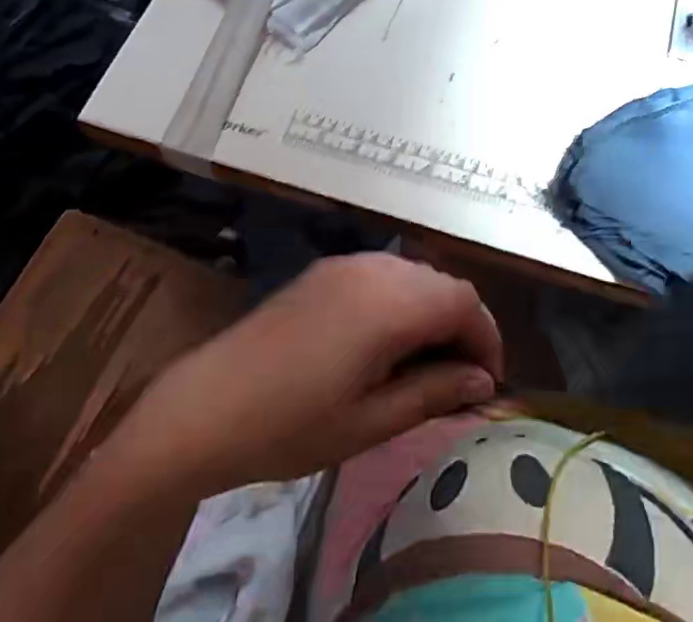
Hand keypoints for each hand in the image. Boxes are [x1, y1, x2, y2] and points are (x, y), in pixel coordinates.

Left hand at [106, 253, 503, 498]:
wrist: (206, 405)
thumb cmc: (291, 425)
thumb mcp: (370, 422)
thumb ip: (433, 392)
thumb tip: (481, 381)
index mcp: (388, 303)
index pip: (463, 302)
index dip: (486, 340)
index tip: (485, 386)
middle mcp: (369, 269)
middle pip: (440, 283)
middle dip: (461, 327)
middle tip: (457, 382)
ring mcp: (340, 266)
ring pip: (410, 276)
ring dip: (429, 313)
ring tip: (423, 367)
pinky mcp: (319, 273)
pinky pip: (378, 276)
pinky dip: (398, 303)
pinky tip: (384, 345)